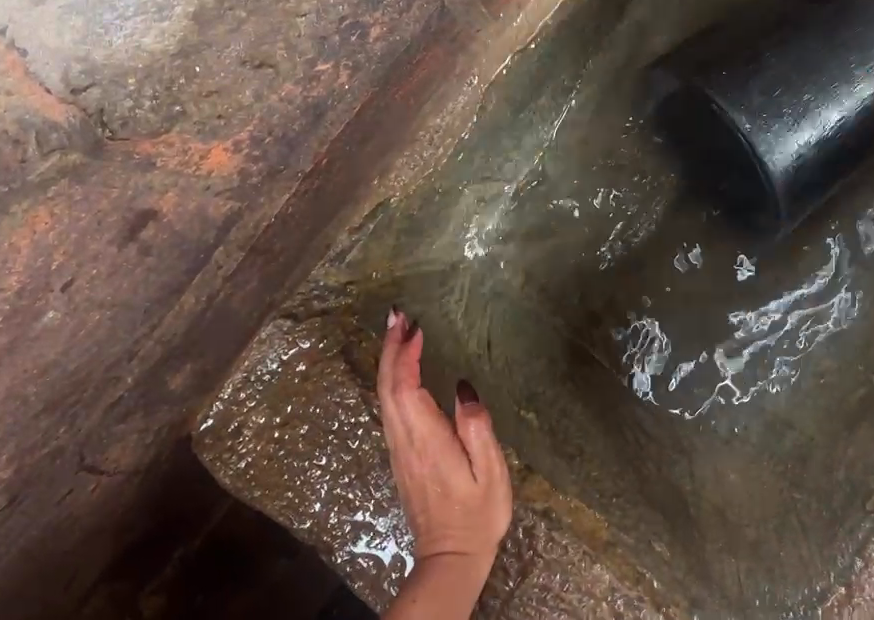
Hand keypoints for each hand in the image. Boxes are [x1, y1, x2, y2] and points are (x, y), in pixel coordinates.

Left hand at [378, 308, 512, 567]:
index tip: (414, 325)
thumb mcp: (490, 473)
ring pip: (384, 397)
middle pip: (387, 387)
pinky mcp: (401, 456)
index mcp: (426, 439)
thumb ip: (477, 427)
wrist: (451, 558)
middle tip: (397, 314)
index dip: (404, 354)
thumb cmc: (478, 514)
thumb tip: (463, 387)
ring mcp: (399, 449)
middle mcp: (405, 440)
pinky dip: (392, 380)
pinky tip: (401, 369)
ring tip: (398, 332)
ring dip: (388, 361)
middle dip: (389, 348)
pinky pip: (389, 407)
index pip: (405, 387)